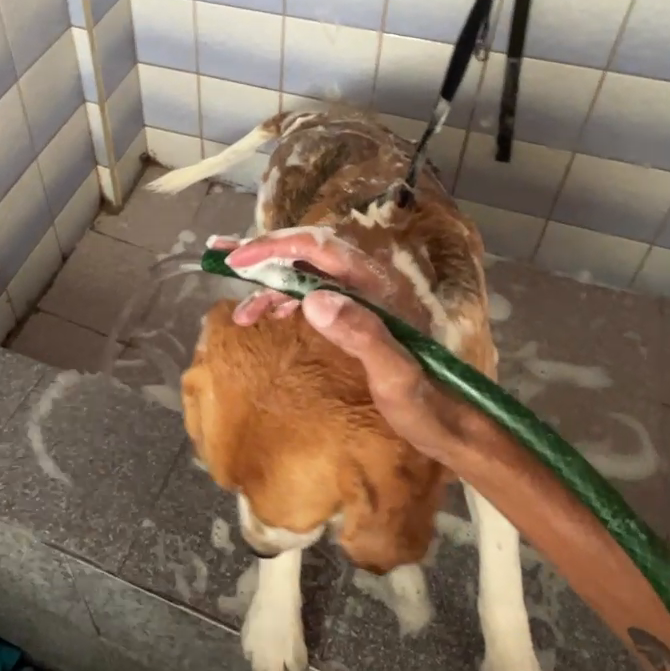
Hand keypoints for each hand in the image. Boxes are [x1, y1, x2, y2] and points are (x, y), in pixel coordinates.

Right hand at [216, 232, 475, 459]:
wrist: (449, 424)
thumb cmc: (424, 403)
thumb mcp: (394, 375)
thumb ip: (361, 333)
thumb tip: (313, 299)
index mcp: (375, 287)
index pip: (319, 249)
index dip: (277, 246)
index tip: (239, 258)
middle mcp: (365, 283)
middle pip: (307, 252)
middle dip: (263, 250)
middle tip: (219, 251)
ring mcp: (358, 299)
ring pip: (304, 274)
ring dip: (268, 282)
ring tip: (240, 310)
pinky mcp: (353, 317)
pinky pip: (309, 295)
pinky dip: (282, 299)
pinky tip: (266, 314)